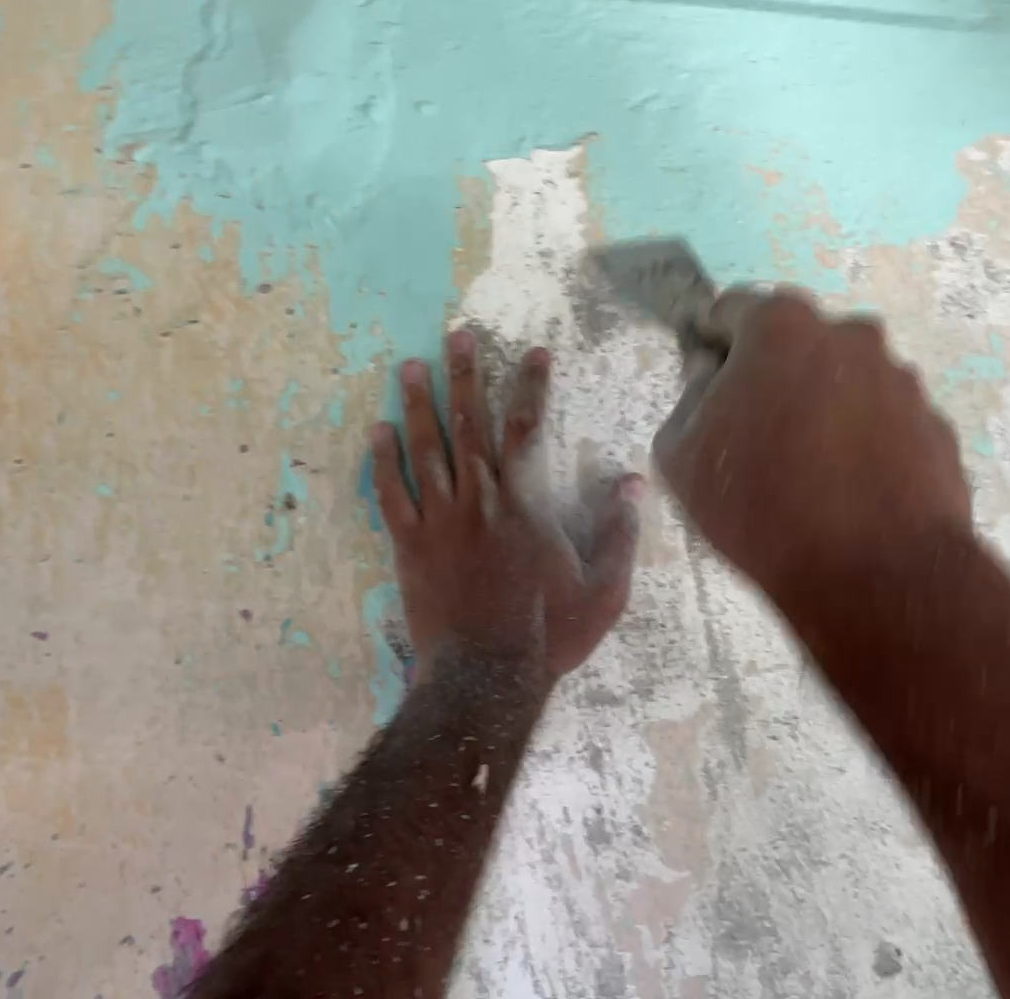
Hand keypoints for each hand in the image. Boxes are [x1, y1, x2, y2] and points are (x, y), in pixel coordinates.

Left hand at [369, 329, 643, 684]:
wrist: (485, 676)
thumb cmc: (548, 633)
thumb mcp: (603, 588)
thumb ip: (618, 532)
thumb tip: (631, 482)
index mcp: (524, 504)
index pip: (528, 429)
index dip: (530, 387)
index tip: (534, 353)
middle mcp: (479, 500)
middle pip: (470, 425)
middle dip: (466, 376)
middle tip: (457, 334)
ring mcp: (439, 521)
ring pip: (427, 450)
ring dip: (419, 404)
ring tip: (411, 365)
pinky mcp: (409, 546)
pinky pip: (392, 495)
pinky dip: (384, 461)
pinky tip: (378, 430)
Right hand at [651, 289, 971, 600]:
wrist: (872, 574)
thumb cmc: (758, 504)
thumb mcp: (680, 454)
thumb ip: (688, 396)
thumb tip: (711, 375)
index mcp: (781, 327)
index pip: (732, 309)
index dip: (711, 343)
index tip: (705, 382)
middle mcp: (849, 335)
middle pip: (793, 343)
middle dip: (768, 375)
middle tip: (751, 435)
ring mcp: (901, 379)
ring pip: (841, 381)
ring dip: (817, 408)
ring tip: (805, 473)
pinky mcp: (935, 425)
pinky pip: (881, 421)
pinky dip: (860, 441)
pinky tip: (846, 491)